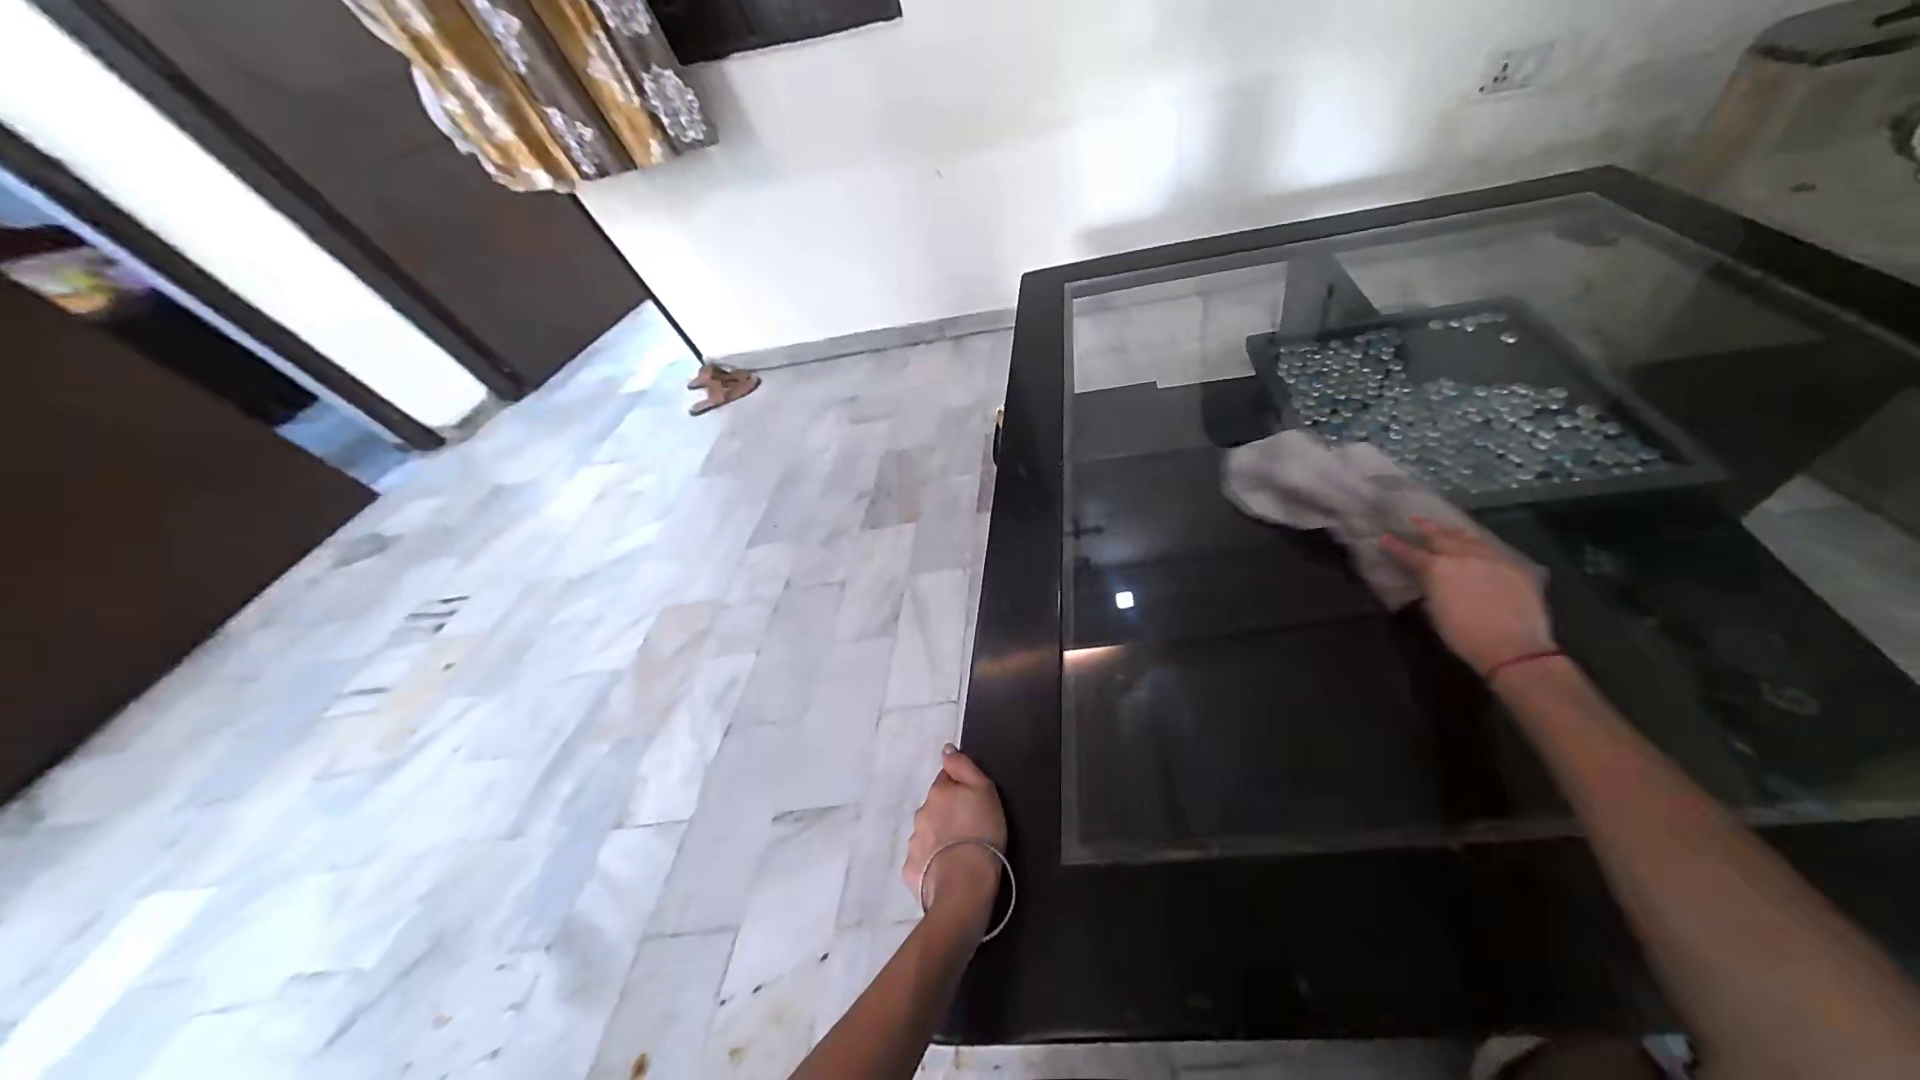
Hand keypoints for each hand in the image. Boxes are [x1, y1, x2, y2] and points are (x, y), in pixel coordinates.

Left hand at [902, 745, 1005, 920]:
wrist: (964, 883)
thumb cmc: (981, 832)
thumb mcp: (984, 791)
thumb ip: (963, 766)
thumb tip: (946, 749)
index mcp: (938, 793)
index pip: (945, 780)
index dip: (960, 788)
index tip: (972, 801)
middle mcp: (921, 814)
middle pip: (934, 807)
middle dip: (947, 813)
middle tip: (969, 828)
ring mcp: (913, 843)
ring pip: (927, 832)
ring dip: (939, 837)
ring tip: (959, 852)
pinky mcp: (911, 869)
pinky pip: (923, 860)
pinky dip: (932, 861)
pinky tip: (946, 870)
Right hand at [1381, 516, 1554, 675]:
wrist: (1514, 647)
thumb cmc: (1463, 635)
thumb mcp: (1434, 610)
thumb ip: (1429, 587)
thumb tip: (1427, 578)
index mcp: (1439, 569)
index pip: (1411, 554)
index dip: (1396, 546)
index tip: (1385, 537)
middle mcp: (1465, 556)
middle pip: (1441, 537)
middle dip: (1426, 529)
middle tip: (1416, 521)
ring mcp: (1493, 558)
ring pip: (1469, 537)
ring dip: (1453, 532)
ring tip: (1445, 528)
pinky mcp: (1515, 566)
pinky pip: (1492, 547)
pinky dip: (1478, 544)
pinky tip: (1476, 545)